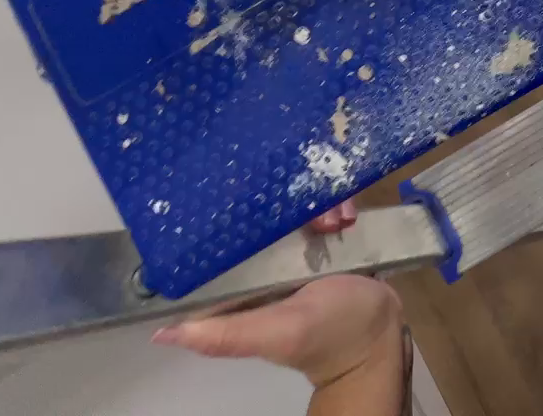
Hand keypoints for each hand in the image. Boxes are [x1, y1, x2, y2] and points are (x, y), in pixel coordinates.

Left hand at [152, 202, 402, 387]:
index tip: (268, 207)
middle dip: (298, 209)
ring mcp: (302, 254)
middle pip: (271, 220)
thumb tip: (161, 334)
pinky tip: (351, 218)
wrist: (381, 332)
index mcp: (246, 288)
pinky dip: (341, 209)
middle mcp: (268, 268)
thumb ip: (229, 333)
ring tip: (342, 220)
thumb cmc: (331, 331)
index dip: (244, 221)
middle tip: (324, 220)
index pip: (232, 244)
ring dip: (325, 208)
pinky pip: (329, 213)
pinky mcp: (331, 244)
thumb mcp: (281, 332)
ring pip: (305, 211)